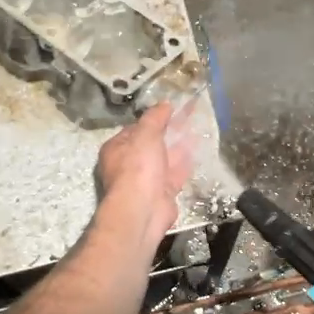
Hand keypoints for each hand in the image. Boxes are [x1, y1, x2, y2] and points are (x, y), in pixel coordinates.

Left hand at [94, 101, 195, 247]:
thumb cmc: (138, 167)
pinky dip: (185, 164)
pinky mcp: (162, 193)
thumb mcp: (145, 134)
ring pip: (165, 159)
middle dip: (168, 132)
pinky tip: (197, 153)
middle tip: (188, 118)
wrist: (142, 209)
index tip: (170, 110)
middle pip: (151, 144)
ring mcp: (145, 180)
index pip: (134, 129)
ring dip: (179, 147)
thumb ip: (155, 118)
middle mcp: (128, 165)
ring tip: (196, 130)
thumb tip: (165, 104)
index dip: (152, 119)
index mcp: (117, 149)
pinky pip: (175, 174)